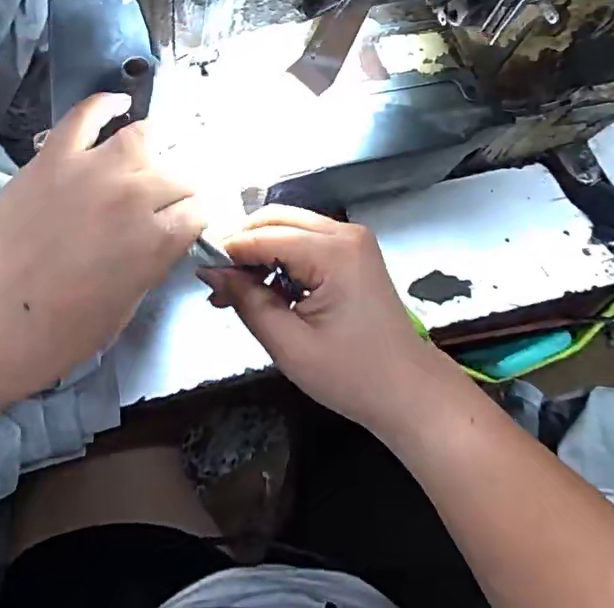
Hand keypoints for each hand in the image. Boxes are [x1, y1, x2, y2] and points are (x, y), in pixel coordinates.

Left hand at [0, 93, 205, 416]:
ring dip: (150, 153)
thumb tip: (157, 243)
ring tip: (143, 165)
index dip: (190, 222)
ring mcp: (92, 167)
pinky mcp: (54, 155)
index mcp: (156, 240)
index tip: (181, 228)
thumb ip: (147, 267)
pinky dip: (106, 103)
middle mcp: (134, 195)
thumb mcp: (120, 313)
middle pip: (177, 176)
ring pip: (142, 138)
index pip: (196, 212)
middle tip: (159, 208)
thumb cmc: (50, 336)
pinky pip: (87, 113)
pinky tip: (119, 103)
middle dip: (175, 194)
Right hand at [201, 206, 465, 437]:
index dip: (228, 252)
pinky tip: (265, 290)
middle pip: (275, 220)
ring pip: (287, 226)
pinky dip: (279, 258)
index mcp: (334, 253)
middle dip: (242, 247)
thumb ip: (247, 301)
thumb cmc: (354, 377)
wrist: (412, 393)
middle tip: (218, 284)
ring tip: (236, 293)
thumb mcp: (290, 346)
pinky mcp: (352, 252)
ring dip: (258, 252)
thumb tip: (211, 271)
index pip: (264, 236)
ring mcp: (351, 240)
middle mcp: (345, 233)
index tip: (202, 273)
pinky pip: (303, 241)